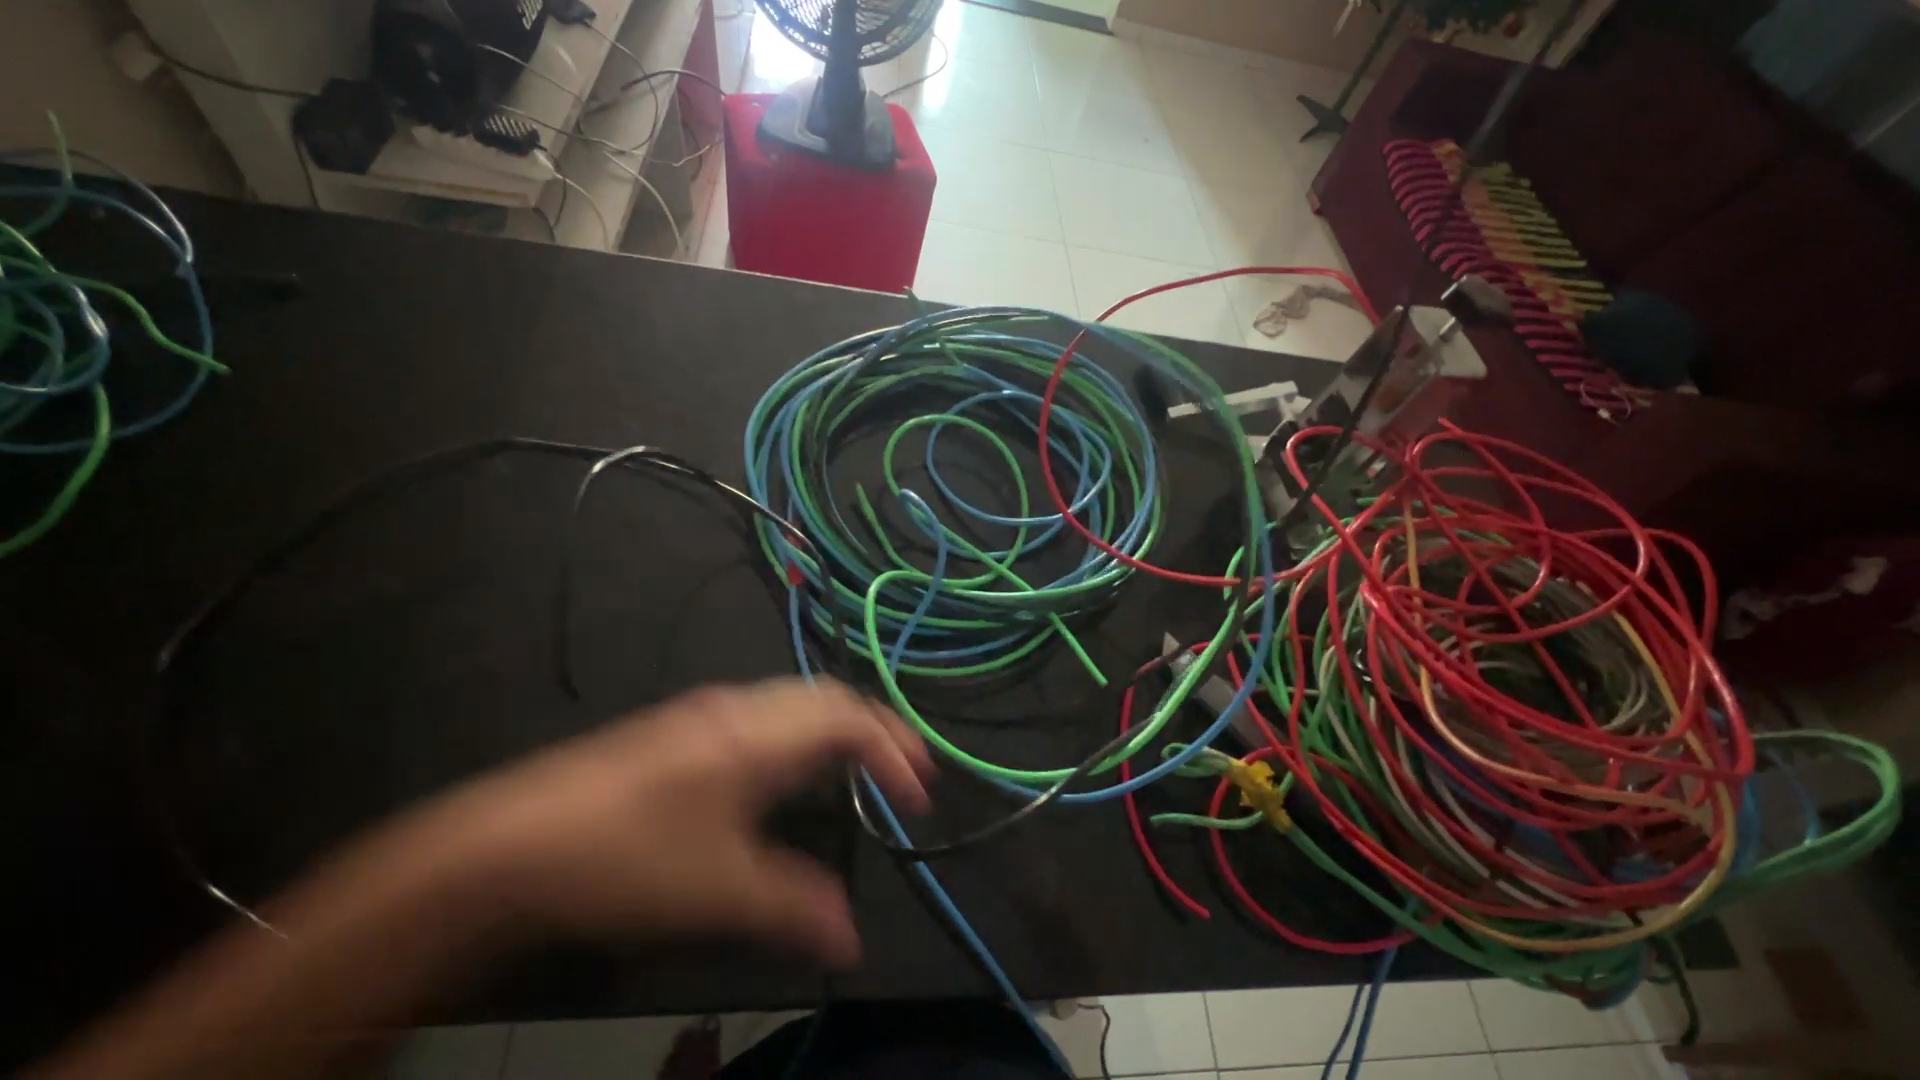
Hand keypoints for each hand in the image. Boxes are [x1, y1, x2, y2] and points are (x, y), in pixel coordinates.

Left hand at [410, 678, 933, 967]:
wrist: (507, 848)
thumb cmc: (627, 861)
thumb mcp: (721, 892)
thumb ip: (796, 910)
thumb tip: (853, 940)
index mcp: (755, 735)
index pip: (848, 719)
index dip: (894, 752)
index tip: (918, 801)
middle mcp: (734, 711)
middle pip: (825, 699)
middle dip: (874, 734)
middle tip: (903, 779)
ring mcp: (700, 719)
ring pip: (791, 707)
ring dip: (835, 736)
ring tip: (855, 779)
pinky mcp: (675, 736)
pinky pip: (762, 721)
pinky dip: (799, 742)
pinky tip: (785, 786)